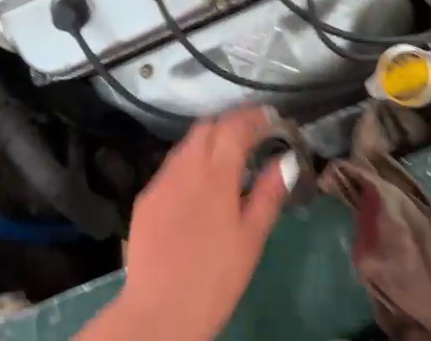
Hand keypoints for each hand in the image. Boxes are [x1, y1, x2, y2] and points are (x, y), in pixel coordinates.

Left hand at [98, 107, 290, 340]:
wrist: (157, 314)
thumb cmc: (215, 278)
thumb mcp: (251, 239)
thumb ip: (268, 194)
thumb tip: (284, 160)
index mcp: (215, 173)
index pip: (234, 126)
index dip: (253, 116)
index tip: (269, 118)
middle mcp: (185, 167)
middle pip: (206, 126)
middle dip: (229, 124)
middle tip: (250, 137)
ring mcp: (161, 182)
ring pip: (186, 145)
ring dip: (207, 143)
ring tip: (226, 162)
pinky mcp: (145, 200)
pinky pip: (171, 168)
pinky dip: (189, 165)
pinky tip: (198, 190)